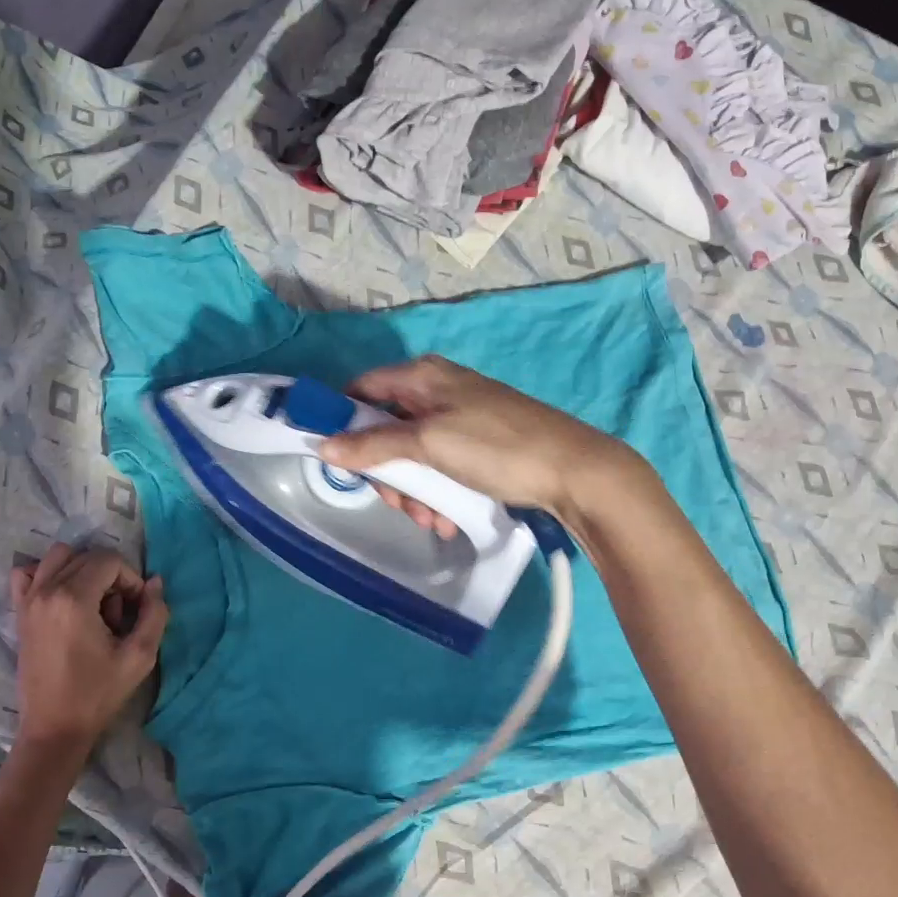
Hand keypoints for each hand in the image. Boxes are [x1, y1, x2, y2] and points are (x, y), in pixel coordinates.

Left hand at [10, 543, 167, 755]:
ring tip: (92, 605)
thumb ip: (154, 614)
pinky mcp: (19, 612)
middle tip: (117, 616)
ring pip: (59, 557)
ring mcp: (28, 599)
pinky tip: (63, 600)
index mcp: (74, 598)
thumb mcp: (139, 657)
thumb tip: (155, 583)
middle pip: (87, 556)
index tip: (135, 610)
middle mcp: (46, 589)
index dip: (131, 579)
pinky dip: (47, 575)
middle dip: (110, 578)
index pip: (109, 560)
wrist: (54, 727)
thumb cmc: (97, 694)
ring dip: (82, 571)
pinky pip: (29, 573)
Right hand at [318, 356, 650, 535]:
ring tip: (431, 519)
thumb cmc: (497, 448)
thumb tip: (323, 446)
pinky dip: (435, 495)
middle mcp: (435, 392)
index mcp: (422, 376)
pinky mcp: (474, 448)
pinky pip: (436, 469)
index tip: (338, 458)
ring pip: (408, 457)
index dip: (343, 421)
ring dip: (412, 493)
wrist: (574, 472)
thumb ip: (373, 444)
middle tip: (398, 502)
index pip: (361, 389)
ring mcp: (456, 421)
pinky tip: (447, 518)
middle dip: (386, 473)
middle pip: (382, 430)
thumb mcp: (429, 444)